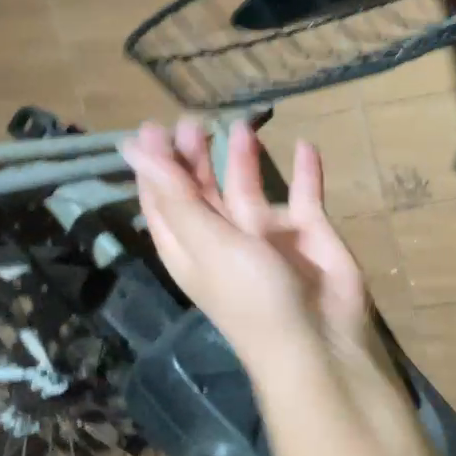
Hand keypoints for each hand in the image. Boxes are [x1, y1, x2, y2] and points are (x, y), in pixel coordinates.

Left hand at [119, 118, 381, 384]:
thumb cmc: (253, 296)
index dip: (154, 166)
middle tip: (194, 121)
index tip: (151, 128)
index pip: (162, 199)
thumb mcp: (208, 244)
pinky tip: (305, 146)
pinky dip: (305, 171)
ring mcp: (268, 232)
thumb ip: (178, 196)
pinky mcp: (309, 229)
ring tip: (241, 125)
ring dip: (244, 157)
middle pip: (202, 188)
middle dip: (194, 156)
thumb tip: (138, 149)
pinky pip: (305, 193)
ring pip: (250, 185)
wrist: (317, 334)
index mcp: (189, 245)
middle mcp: (224, 235)